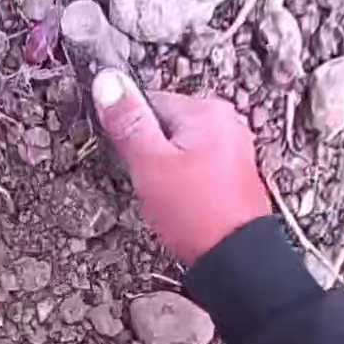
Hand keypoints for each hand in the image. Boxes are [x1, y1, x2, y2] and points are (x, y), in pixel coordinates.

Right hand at [91, 70, 271, 263]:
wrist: (234, 260)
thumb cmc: (198, 215)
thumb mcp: (150, 164)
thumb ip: (129, 122)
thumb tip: (108, 83)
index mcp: (209, 111)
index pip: (151, 102)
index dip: (132, 133)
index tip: (131, 158)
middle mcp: (227, 125)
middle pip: (168, 128)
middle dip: (152, 155)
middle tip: (153, 184)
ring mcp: (234, 152)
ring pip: (181, 153)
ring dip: (168, 174)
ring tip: (170, 200)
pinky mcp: (234, 178)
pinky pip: (197, 171)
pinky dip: (185, 187)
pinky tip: (184, 207)